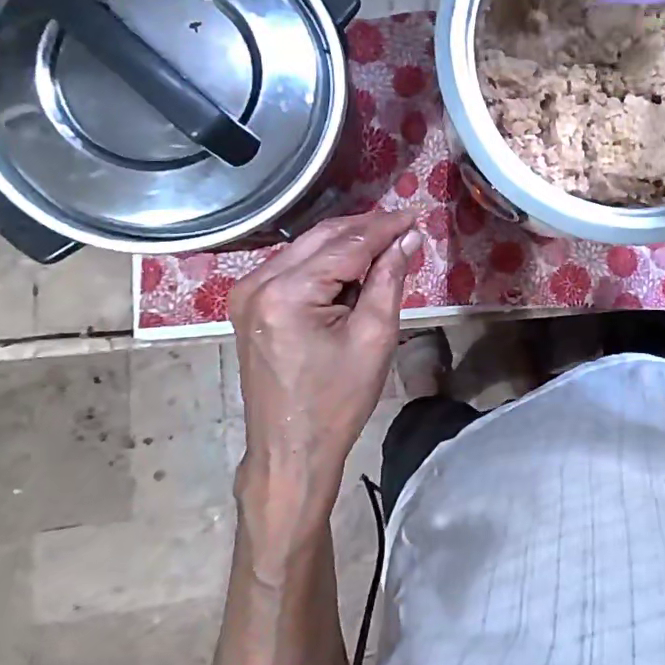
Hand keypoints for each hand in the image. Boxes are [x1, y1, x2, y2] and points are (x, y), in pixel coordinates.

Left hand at [227, 211, 422, 522]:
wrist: (291, 449)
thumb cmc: (337, 401)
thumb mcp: (374, 337)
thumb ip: (388, 279)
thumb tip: (407, 238)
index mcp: (286, 292)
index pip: (346, 245)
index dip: (385, 227)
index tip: (416, 215)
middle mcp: (258, 282)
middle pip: (322, 237)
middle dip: (366, 229)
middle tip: (405, 225)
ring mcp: (248, 292)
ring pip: (307, 248)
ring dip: (347, 243)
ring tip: (387, 242)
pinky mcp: (250, 303)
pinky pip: (294, 266)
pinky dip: (326, 261)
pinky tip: (354, 264)